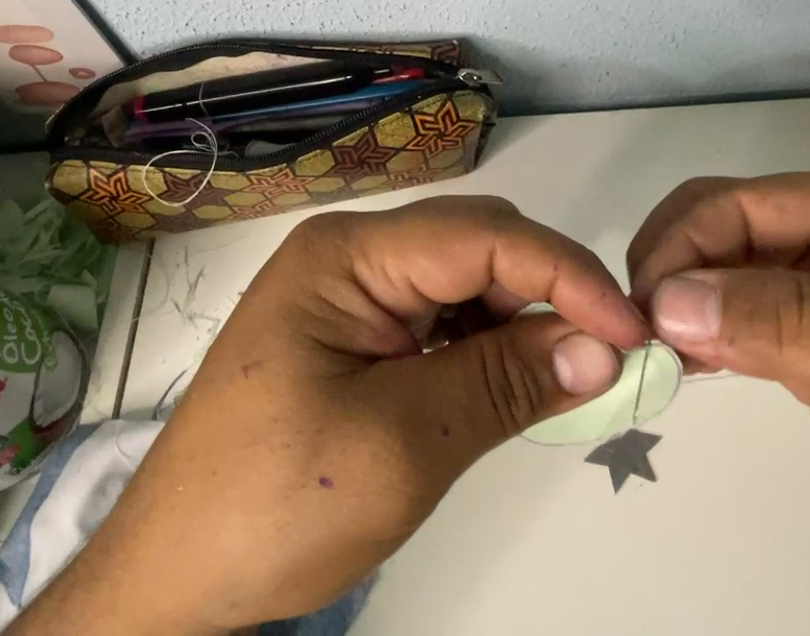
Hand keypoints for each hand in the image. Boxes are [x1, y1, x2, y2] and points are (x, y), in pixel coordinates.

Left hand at [14, 196, 649, 634]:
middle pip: (476, 247)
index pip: (483, 237)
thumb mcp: (402, 444)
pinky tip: (510, 382)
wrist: (175, 572)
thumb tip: (605, 349)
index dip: (567, 276)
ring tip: (565, 376)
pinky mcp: (353, 333)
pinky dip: (486, 346)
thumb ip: (505, 383)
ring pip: (465, 282)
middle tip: (608, 358)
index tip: (634, 335)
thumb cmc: (276, 502)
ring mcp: (348, 293)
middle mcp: (349, 255)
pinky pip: (439, 319)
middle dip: (548, 293)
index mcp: (347, 255)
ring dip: (521, 321)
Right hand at [628, 172, 809, 634]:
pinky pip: (739, 330)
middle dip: (671, 268)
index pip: (750, 202)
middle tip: (636, 335)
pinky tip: (677, 370)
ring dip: (677, 307)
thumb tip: (669, 299)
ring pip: (724, 279)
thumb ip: (800, 323)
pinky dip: (698, 342)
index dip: (686, 243)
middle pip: (727, 230)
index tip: (642, 311)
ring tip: (646, 357)